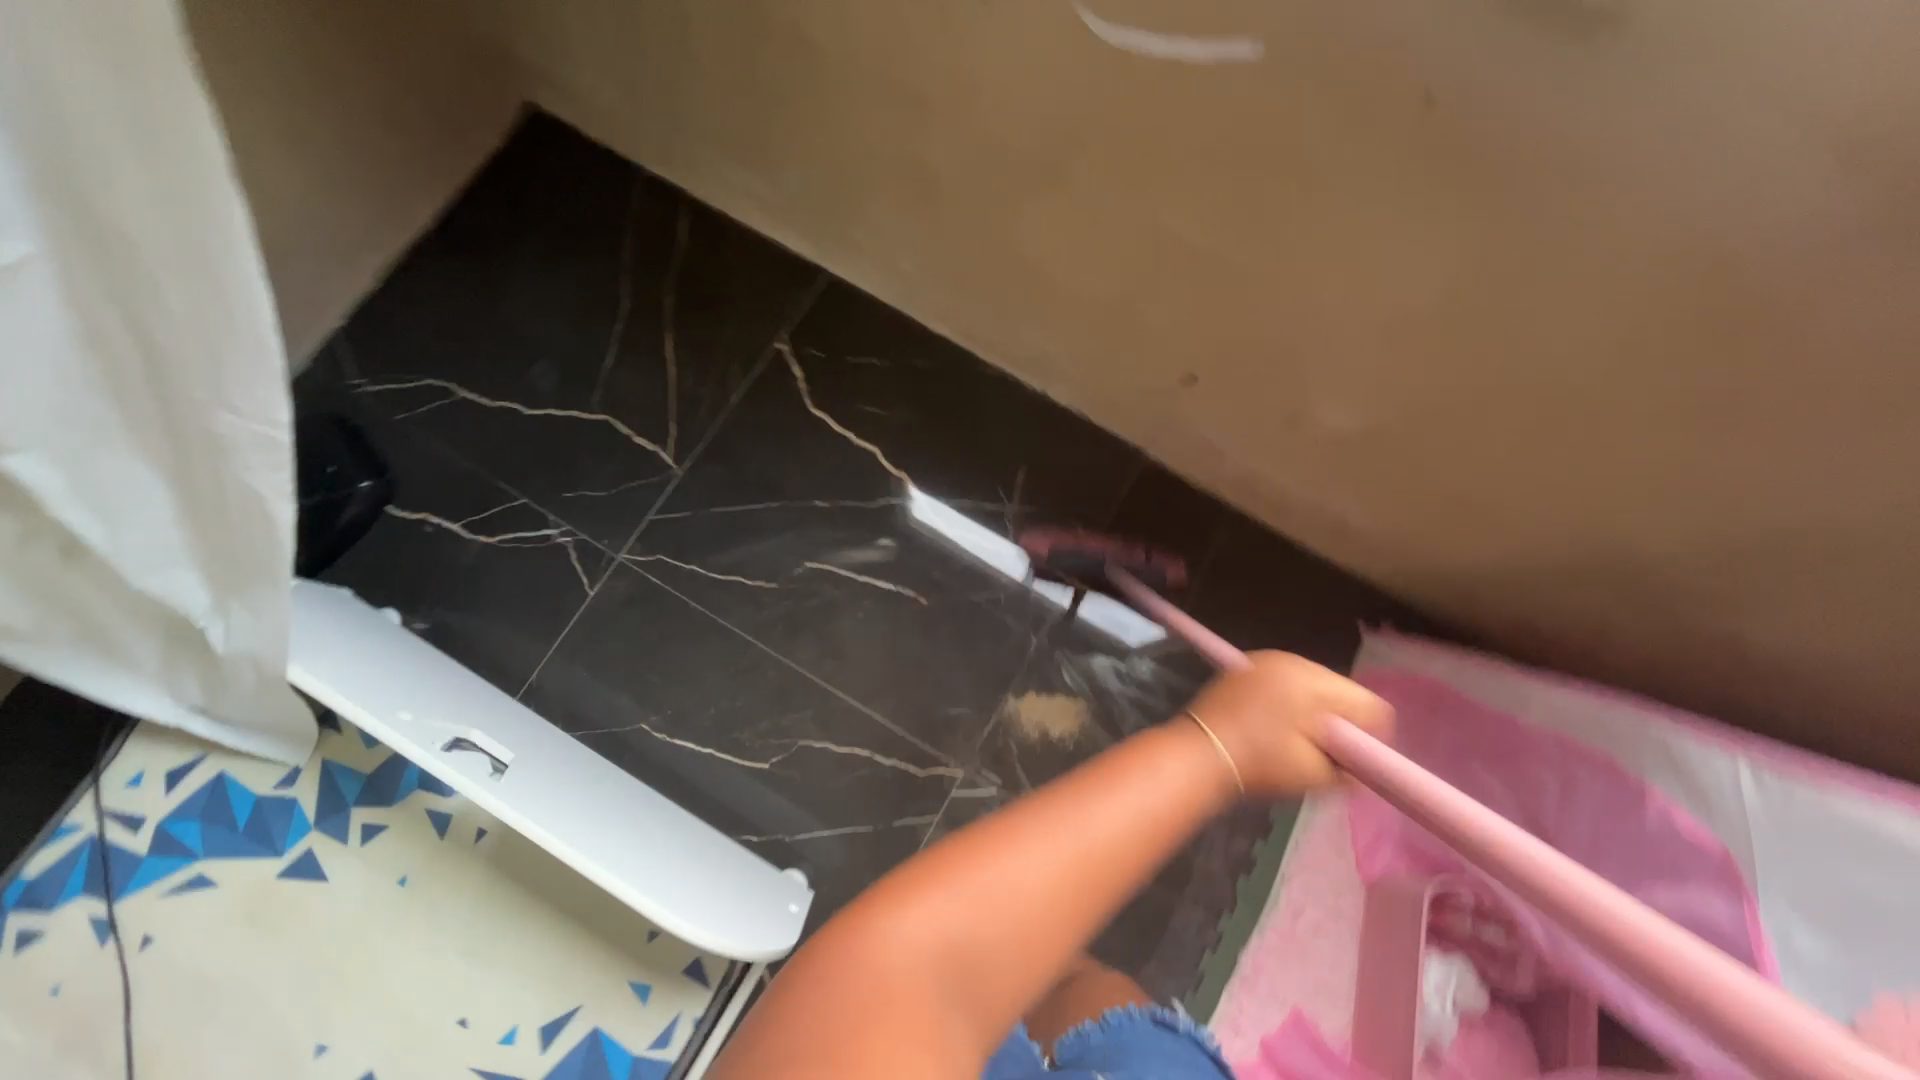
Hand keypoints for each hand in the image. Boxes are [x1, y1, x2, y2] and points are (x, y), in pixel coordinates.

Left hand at [1181, 651, 1393, 797]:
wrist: (1197, 754)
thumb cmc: (1259, 763)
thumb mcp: (1314, 774)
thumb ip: (1349, 769)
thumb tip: (1361, 765)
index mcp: (1313, 681)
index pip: (1368, 703)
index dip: (1372, 734)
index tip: (1356, 759)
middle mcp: (1292, 660)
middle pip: (1339, 689)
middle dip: (1340, 719)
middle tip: (1325, 751)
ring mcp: (1264, 660)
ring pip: (1311, 684)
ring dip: (1313, 709)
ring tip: (1296, 740)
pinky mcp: (1244, 668)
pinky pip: (1283, 682)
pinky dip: (1287, 701)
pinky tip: (1273, 726)